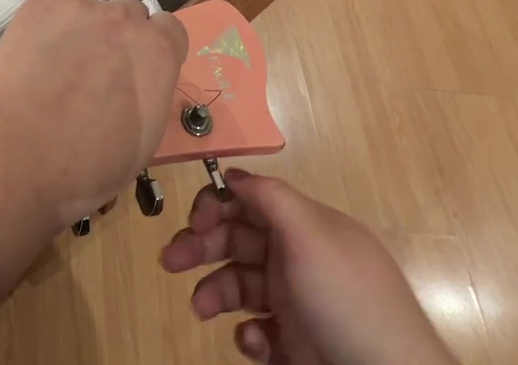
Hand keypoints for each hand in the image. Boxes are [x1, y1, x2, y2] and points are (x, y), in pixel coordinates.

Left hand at [0, 0, 187, 229]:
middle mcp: (124, 20)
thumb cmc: (86, 165)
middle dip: (121, 37)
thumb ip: (148, 99)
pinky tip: (56, 5)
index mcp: (158, 53)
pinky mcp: (40, 4)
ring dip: (88, 24)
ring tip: (64, 56)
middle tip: (98, 69)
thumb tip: (139, 87)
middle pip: (131, 13)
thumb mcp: (141, 144)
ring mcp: (80, 7)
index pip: (170, 29)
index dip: (157, 48)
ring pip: (94, 4)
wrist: (18, 153)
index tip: (141, 67)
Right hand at [160, 171, 456, 364]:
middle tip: (169, 261)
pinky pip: (255, 329)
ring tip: (202, 309)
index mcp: (306, 226)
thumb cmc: (348, 301)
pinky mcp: (295, 343)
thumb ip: (270, 197)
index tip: (194, 221)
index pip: (251, 200)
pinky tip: (254, 343)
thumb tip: (231, 173)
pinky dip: (246, 334)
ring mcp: (297, 303)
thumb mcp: (311, 236)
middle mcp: (299, 259)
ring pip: (238, 285)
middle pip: (236, 240)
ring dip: (213, 291)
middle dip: (200, 246)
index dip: (217, 204)